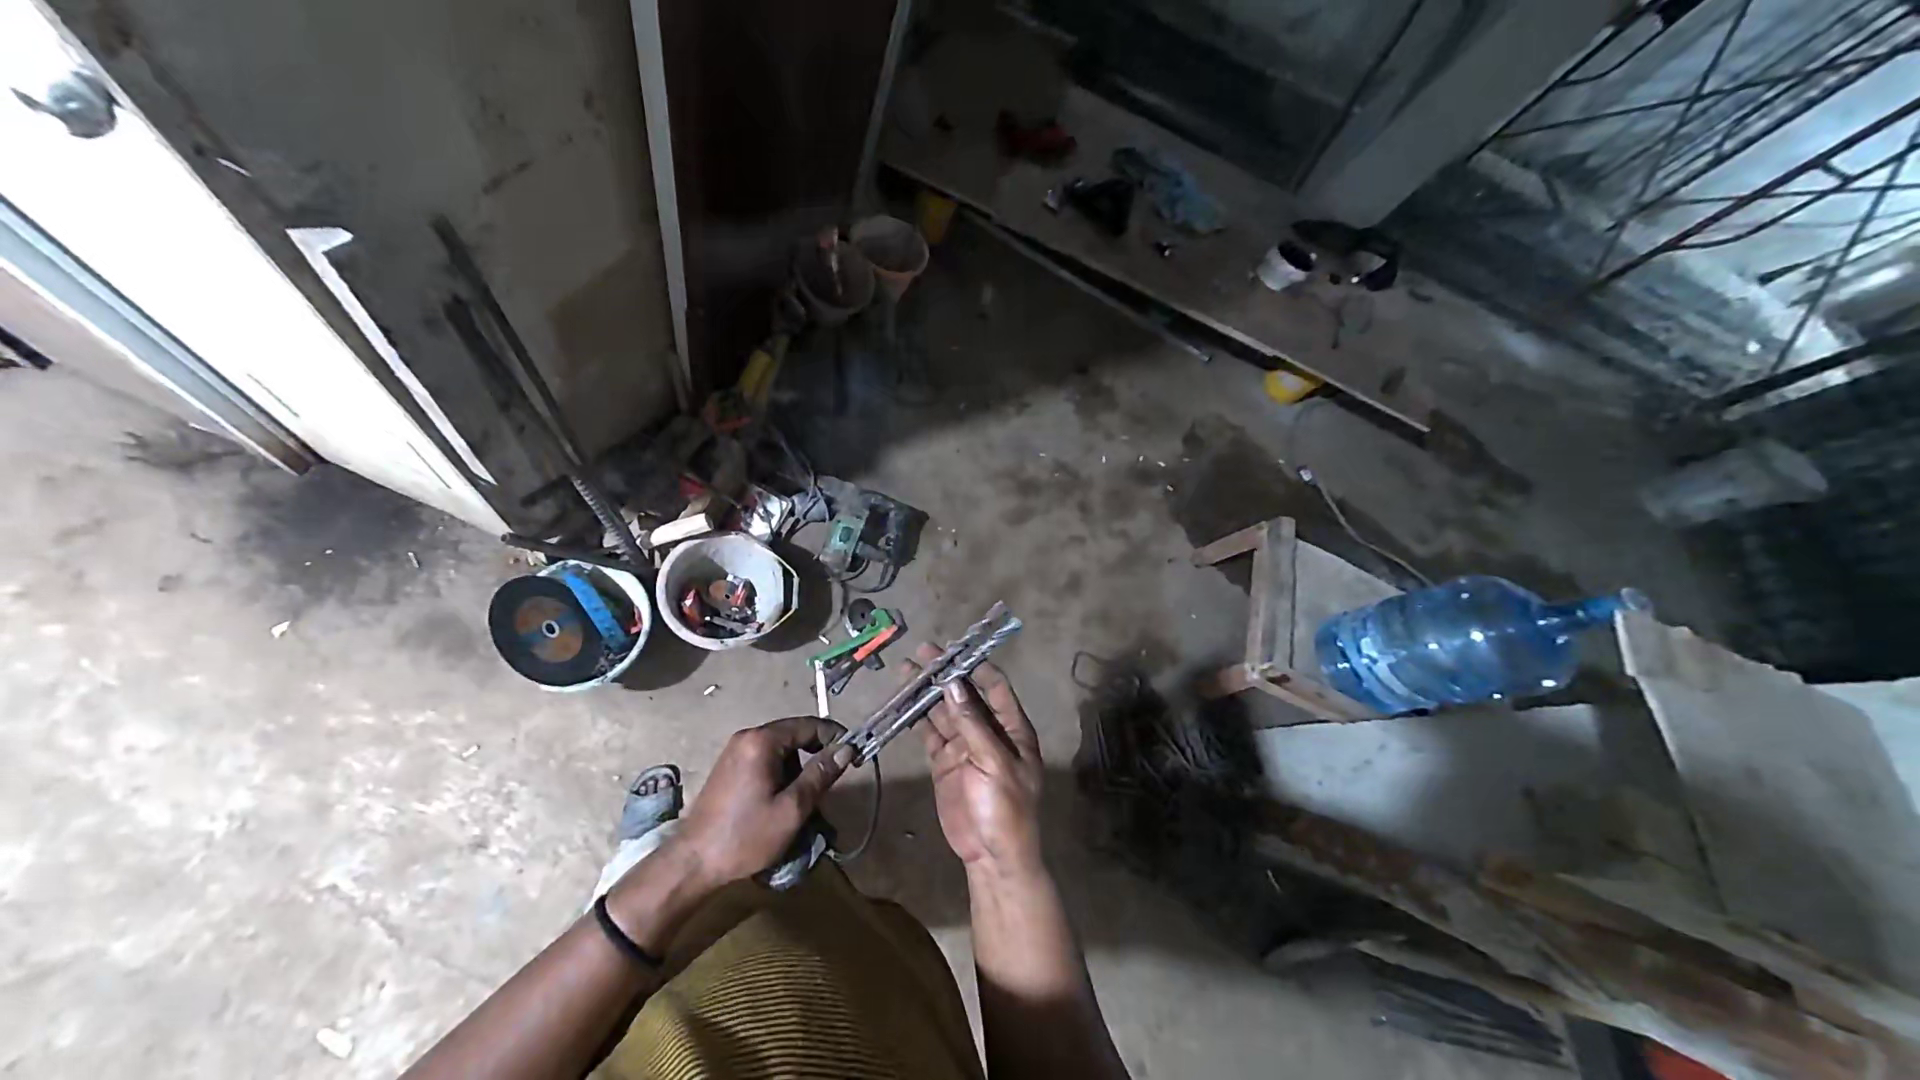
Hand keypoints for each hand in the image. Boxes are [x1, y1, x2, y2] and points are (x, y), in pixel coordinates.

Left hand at [669, 716, 852, 887]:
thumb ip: (821, 774)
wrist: (692, 864)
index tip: (855, 757)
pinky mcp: (729, 769)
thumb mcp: (792, 808)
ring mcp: (735, 753)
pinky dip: (782, 776)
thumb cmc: (745, 836)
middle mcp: (747, 738)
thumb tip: (846, 748)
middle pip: (795, 736)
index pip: (809, 725)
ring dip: (799, 771)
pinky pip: (766, 762)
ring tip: (806, 803)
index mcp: (762, 741)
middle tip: (831, 785)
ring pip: (781, 752)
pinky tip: (784, 804)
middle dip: (817, 757)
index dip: (835, 738)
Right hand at [910, 645, 1044, 881]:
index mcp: (1011, 729)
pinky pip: (930, 735)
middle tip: (921, 652)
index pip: (995, 687)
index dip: (976, 667)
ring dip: (926, 693)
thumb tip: (952, 684)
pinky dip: (917, 719)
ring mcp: (965, 747)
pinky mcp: (945, 763)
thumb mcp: (994, 763)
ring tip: (906, 671)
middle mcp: (988, 732)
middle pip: (964, 696)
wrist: (992, 856)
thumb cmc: (1006, 808)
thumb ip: (972, 723)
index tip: (953, 650)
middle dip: (944, 674)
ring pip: (943, 712)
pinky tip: (903, 703)